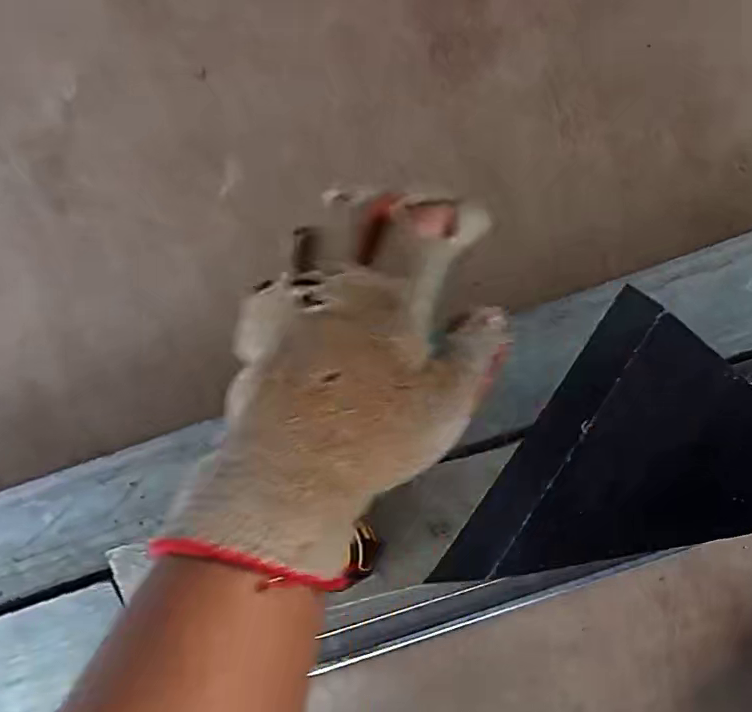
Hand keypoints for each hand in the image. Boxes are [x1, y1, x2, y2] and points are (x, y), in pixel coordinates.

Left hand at [154, 191, 509, 588]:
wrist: (295, 472)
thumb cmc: (381, 437)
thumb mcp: (448, 400)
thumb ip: (475, 351)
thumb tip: (490, 313)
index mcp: (389, 300)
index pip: (423, 233)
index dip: (453, 214)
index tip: (478, 218)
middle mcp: (335, 289)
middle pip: (354, 214)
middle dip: (389, 199)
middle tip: (411, 205)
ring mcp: (289, 308)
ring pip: (307, 238)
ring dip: (336, 224)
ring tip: (354, 228)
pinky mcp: (260, 337)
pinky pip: (271, 287)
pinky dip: (295, 278)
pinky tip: (300, 292)